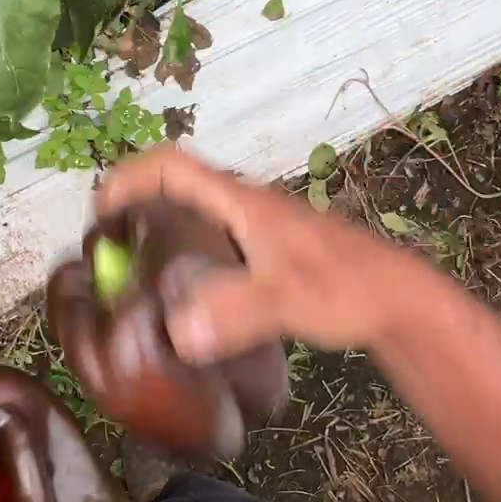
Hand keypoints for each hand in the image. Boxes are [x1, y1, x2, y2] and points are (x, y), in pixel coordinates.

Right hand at [95, 146, 450, 363]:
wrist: (398, 299)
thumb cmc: (345, 288)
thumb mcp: (286, 300)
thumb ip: (234, 314)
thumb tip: (176, 335)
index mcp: (241, 202)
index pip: (173, 166)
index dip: (130, 177)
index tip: (102, 208)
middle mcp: (245, 203)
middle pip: (178, 180)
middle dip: (135, 196)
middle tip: (108, 235)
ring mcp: (257, 223)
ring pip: (195, 205)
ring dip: (159, 217)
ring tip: (133, 255)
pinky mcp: (267, 244)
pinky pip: (210, 229)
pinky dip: (182, 240)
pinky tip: (182, 278)